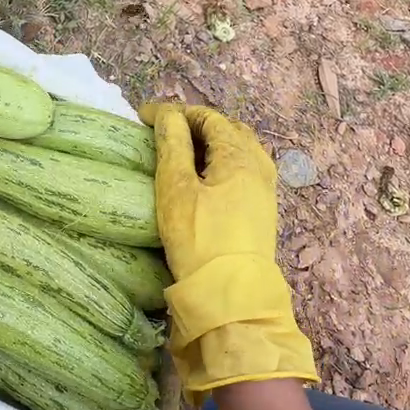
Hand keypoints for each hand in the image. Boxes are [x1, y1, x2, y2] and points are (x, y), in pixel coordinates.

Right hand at [140, 103, 316, 396]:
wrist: (230, 297)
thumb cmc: (198, 237)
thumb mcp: (176, 186)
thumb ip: (172, 143)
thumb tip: (167, 113)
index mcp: (239, 155)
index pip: (207, 117)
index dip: (175, 112)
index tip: (145, 118)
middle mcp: (258, 165)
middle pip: (227, 129)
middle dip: (195, 124)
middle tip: (163, 131)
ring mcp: (264, 189)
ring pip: (238, 149)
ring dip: (210, 143)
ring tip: (181, 152)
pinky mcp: (262, 209)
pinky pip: (243, 169)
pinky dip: (221, 161)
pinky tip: (203, 177)